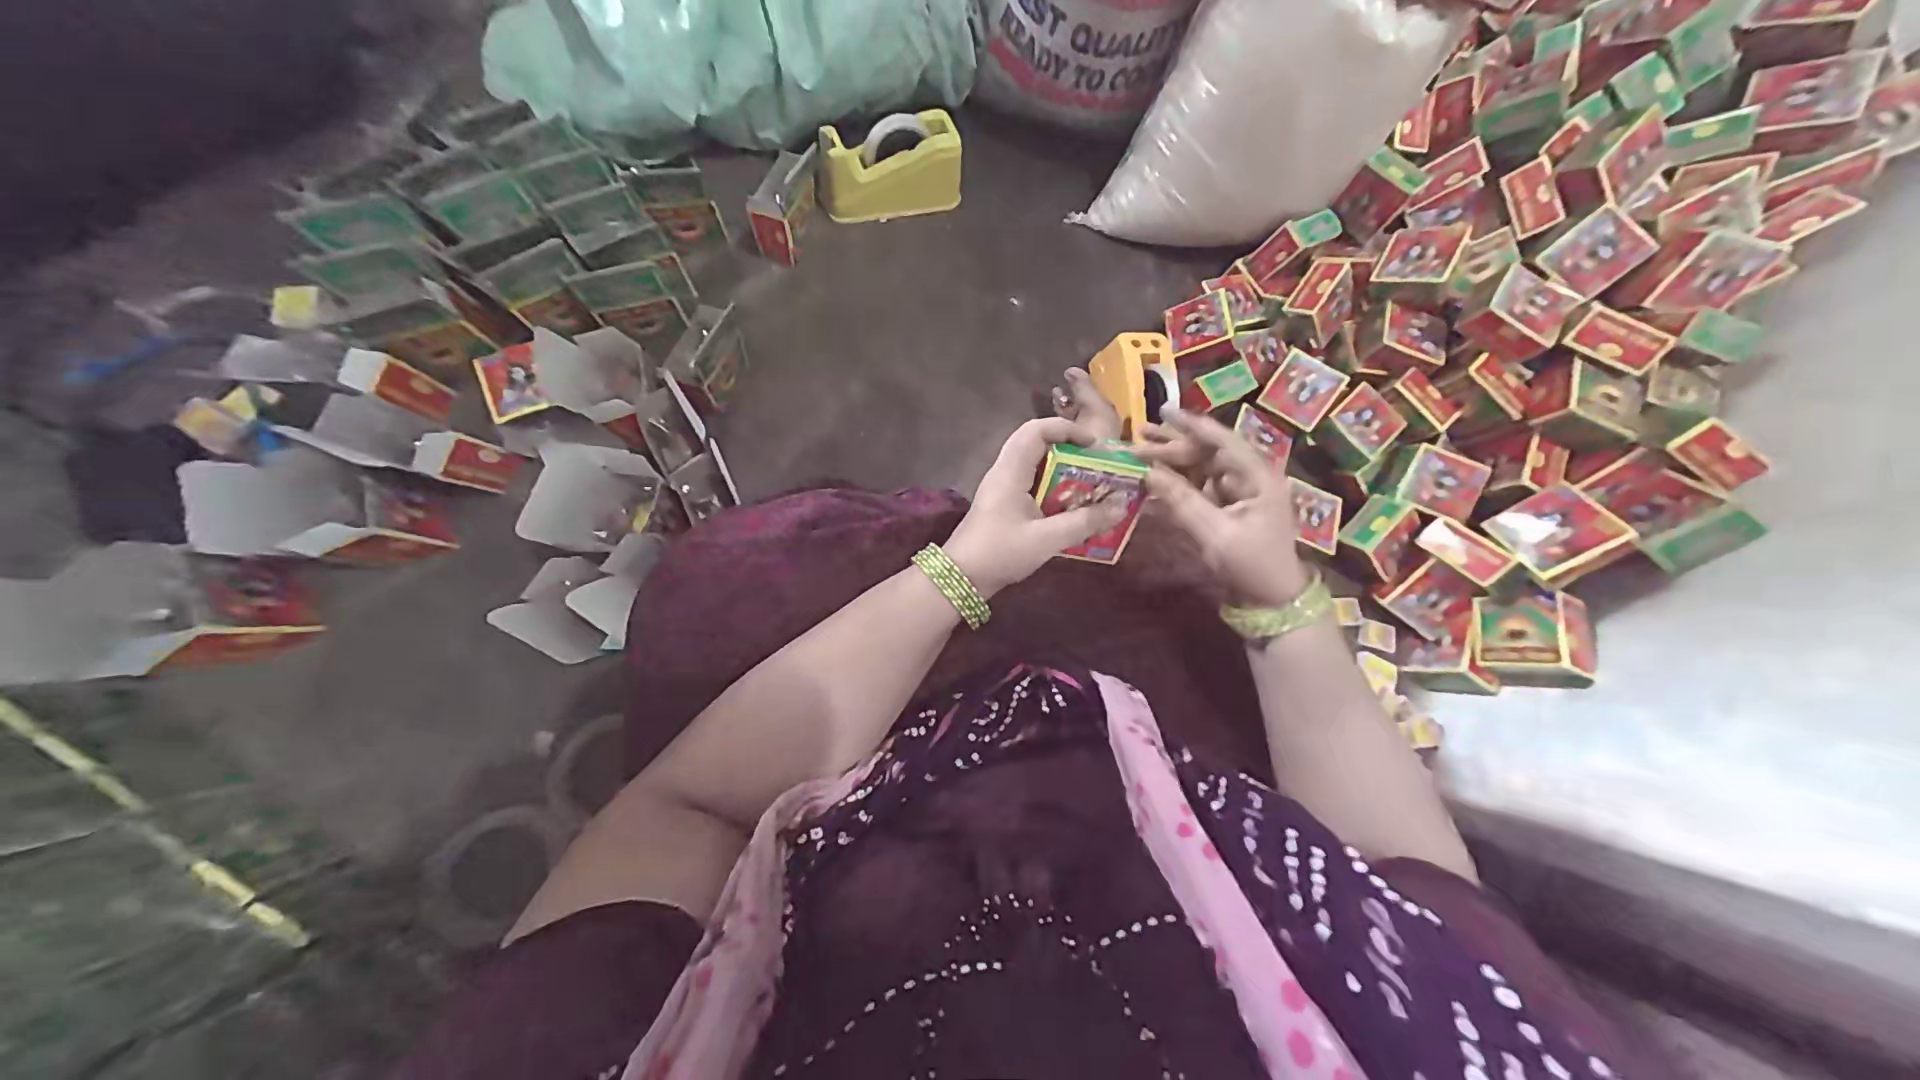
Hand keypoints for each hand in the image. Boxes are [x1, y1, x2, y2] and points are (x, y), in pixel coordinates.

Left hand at [944, 418, 1127, 596]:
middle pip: (1036, 444)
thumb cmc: (1000, 552)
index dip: (1066, 429)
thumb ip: (1084, 522)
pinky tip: (1070, 508)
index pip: (1036, 430)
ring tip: (1090, 485)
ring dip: (1062, 470)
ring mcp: (1001, 489)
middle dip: (1069, 449)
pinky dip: (1052, 488)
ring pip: (1035, 465)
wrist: (960, 578)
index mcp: (1010, 471)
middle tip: (1095, 465)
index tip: (1093, 444)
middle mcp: (1004, 472)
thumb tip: (1120, 507)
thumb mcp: (1046, 539)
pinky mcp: (1002, 505)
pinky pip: (1031, 484)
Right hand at [1136, 408, 1311, 607]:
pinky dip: (1175, 481)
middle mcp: (1248, 476)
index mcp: (1257, 476)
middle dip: (1172, 445)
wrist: (1272, 598)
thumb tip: (1148, 473)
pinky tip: (1152, 479)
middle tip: (1136, 440)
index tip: (1163, 412)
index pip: (1221, 439)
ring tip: (1139, 450)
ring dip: (1171, 459)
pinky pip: (1198, 486)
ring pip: (1200, 465)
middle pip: (1207, 451)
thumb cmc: (1251, 564)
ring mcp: (1238, 491)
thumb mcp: (1214, 533)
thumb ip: (1181, 501)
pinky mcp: (1227, 506)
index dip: (1192, 424)